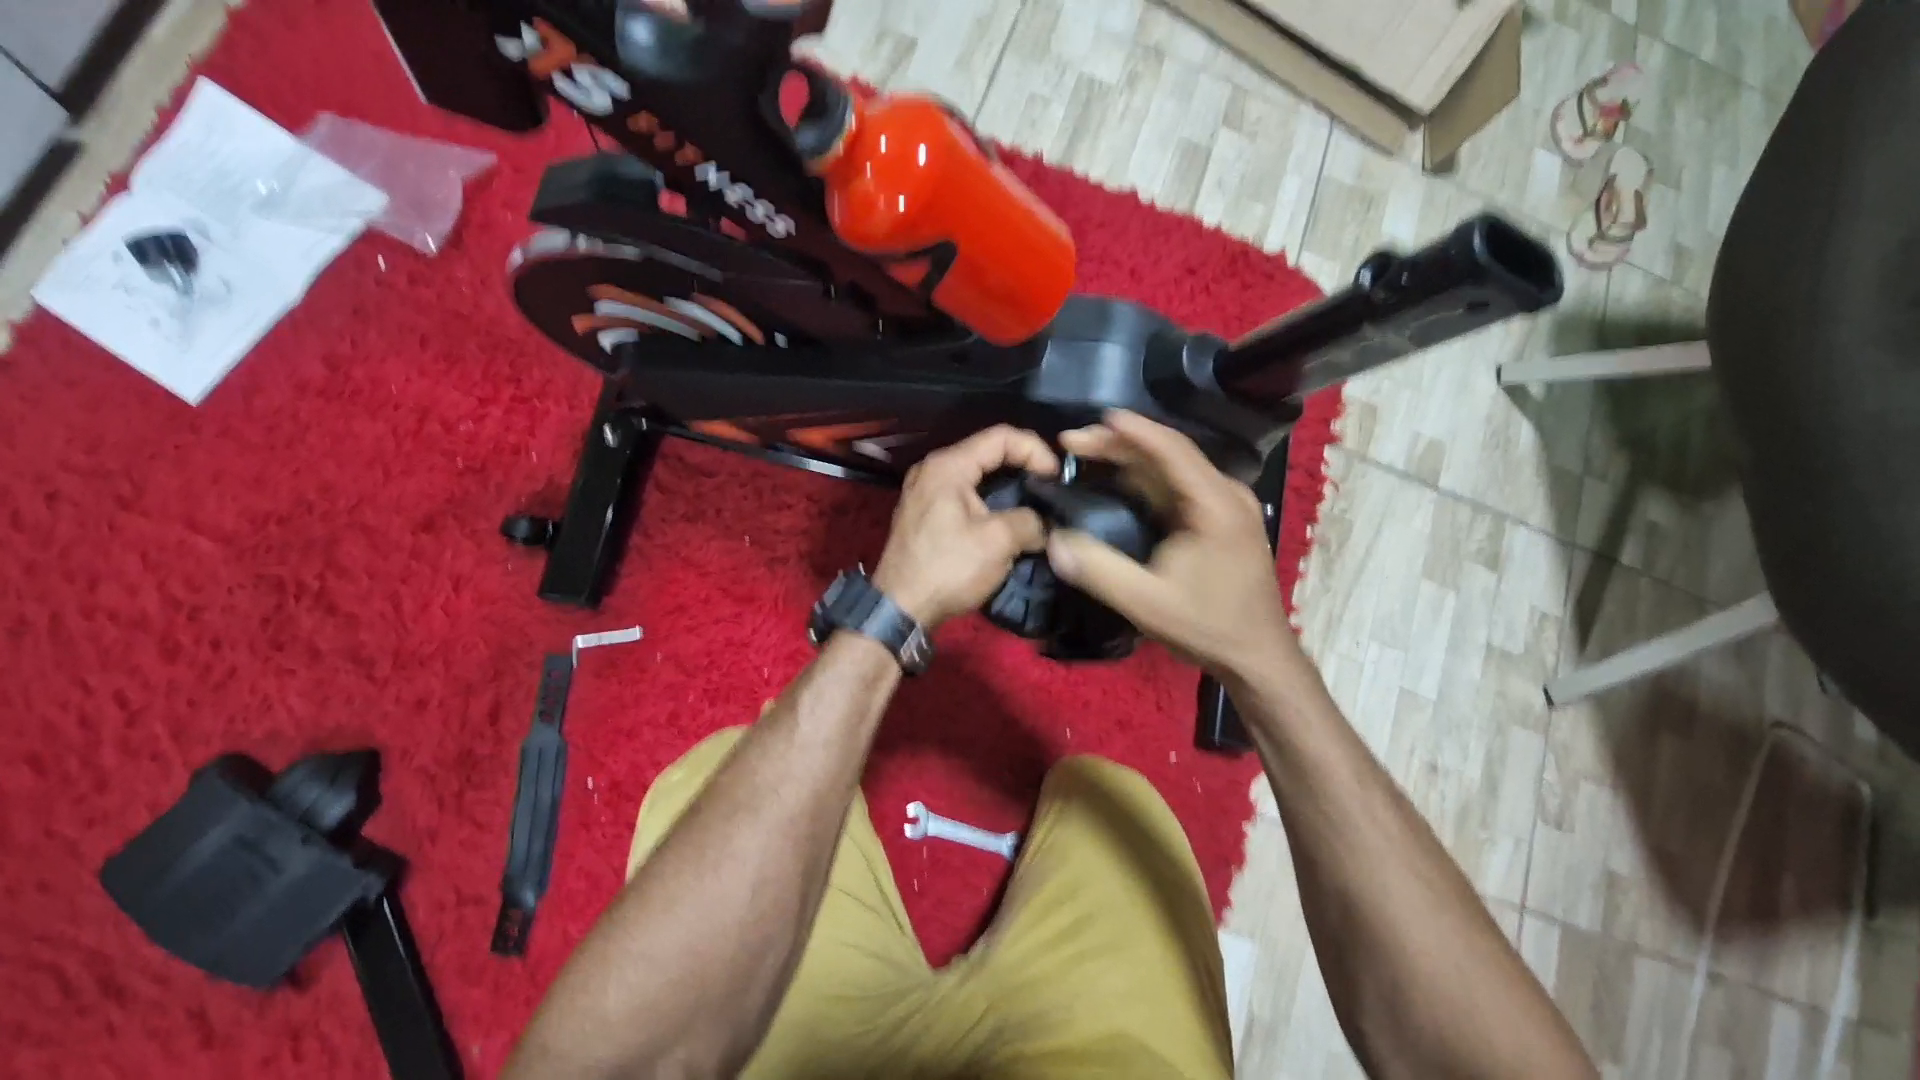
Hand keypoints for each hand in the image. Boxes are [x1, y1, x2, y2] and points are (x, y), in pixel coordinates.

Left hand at [872, 426, 1059, 628]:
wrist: (901, 609)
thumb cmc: (948, 569)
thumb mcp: (998, 542)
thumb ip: (1030, 521)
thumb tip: (1045, 523)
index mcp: (948, 465)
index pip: (1002, 436)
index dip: (1036, 450)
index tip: (1057, 477)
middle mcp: (933, 470)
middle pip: (988, 453)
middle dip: (1024, 467)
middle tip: (1051, 490)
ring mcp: (925, 491)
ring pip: (977, 476)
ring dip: (1008, 488)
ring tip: (1036, 506)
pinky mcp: (926, 514)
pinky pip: (965, 495)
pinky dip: (989, 502)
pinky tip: (1008, 521)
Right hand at [1046, 410, 1298, 679]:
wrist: (1256, 656)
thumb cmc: (1208, 626)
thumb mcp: (1147, 603)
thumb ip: (1099, 571)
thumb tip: (1053, 543)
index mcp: (1215, 504)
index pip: (1171, 450)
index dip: (1132, 430)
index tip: (1095, 418)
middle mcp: (1225, 495)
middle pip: (1168, 454)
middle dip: (1119, 445)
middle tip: (1071, 442)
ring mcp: (1226, 507)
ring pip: (1172, 470)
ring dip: (1129, 460)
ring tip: (1085, 455)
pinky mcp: (1220, 521)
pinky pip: (1178, 488)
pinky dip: (1144, 480)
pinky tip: (1115, 482)